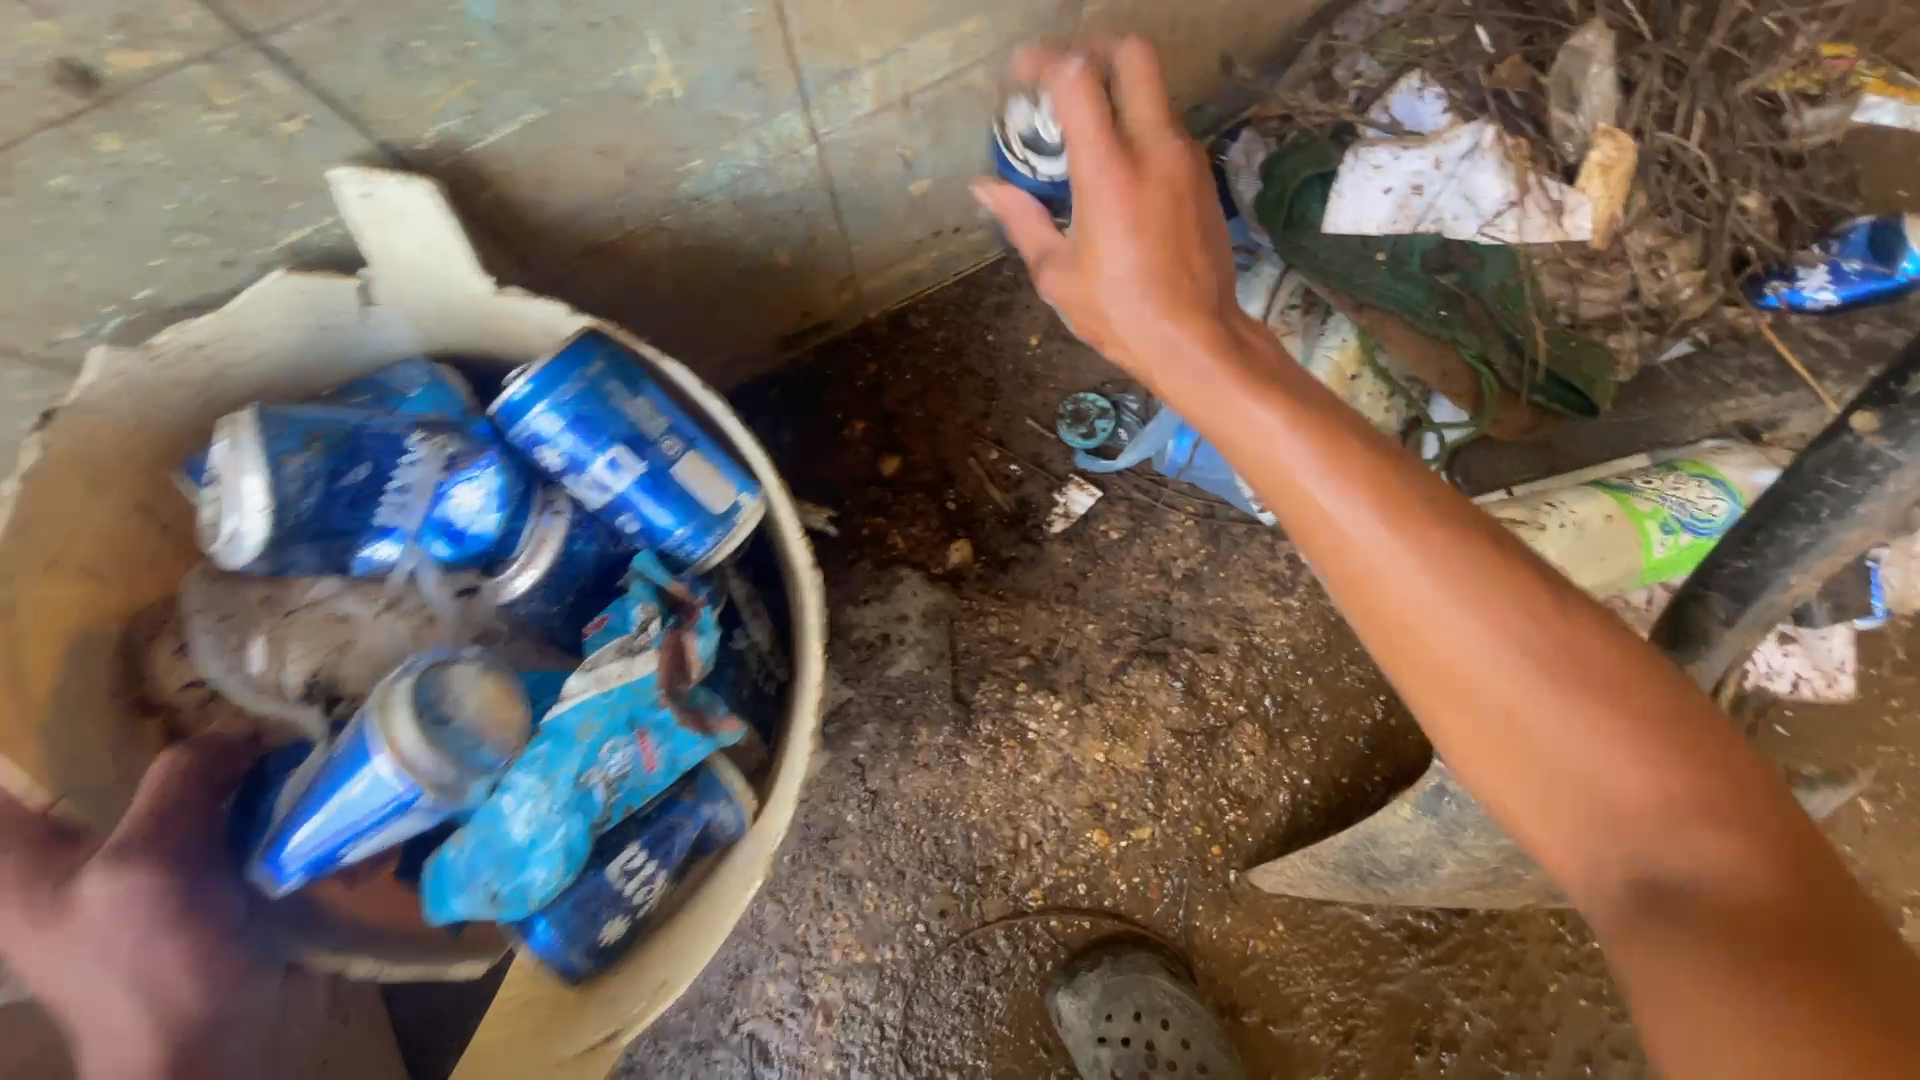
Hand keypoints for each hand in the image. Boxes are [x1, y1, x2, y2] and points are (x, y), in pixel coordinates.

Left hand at [0, 734, 282, 1078]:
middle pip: (111, 768)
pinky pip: (234, 821)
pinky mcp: (206, 884)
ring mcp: (145, 870)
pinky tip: (306, 794)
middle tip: (232, 703)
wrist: (213, 1045)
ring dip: (239, 767)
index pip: (17, 770)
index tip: (120, 678)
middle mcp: (74, 854)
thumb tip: (241, 732)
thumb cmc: (152, 965)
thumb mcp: (150, 863)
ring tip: (287, 741)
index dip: (47, 724)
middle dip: (176, 734)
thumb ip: (183, 781)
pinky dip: (270, 804)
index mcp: (19, 856)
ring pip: (187, 789)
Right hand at [972, 38, 1261, 389]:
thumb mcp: (1056, 274)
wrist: (1195, 338)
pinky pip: (1167, 130)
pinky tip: (1119, 171)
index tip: (1021, 75)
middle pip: (1133, 55)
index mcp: (1108, 172)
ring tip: (1086, 136)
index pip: (1077, 77)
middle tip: (1064, 79)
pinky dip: (1139, 131)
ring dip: (1118, 97)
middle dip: (1093, 51)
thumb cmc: (1119, 313)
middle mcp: (1154, 149)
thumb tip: (984, 187)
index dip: (1043, 61)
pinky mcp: (1203, 176)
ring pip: (1153, 93)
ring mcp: (1186, 158)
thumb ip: (1021, 220)